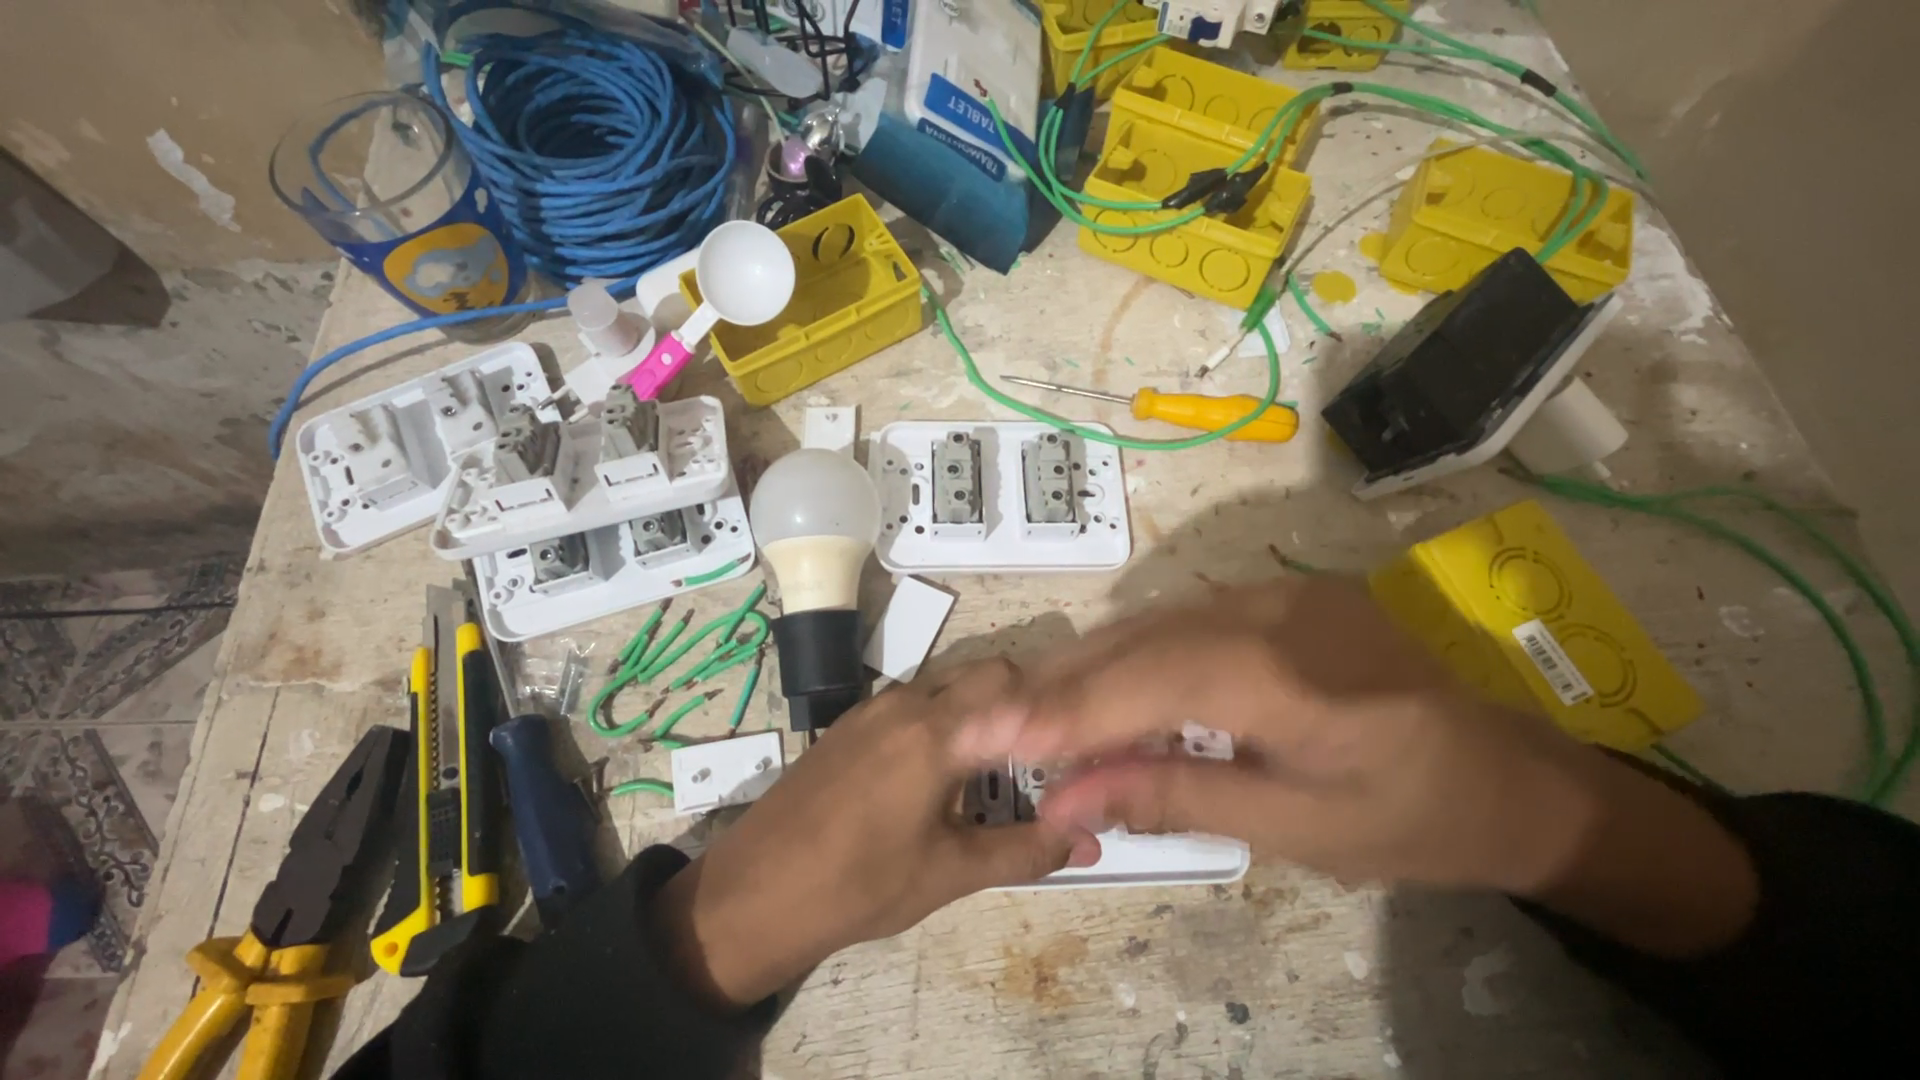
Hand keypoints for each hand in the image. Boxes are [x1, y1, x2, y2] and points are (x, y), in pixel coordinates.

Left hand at [655, 659, 1099, 1009]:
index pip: (1016, 689)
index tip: (1079, 744)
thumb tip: (1090, 844)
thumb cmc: (860, 884)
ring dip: (980, 712)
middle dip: (1022, 706)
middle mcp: (906, 701)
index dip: (1056, 711)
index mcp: (937, 730)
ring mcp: (872, 709)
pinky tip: (943, 773)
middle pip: (983, 675)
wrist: (753, 894)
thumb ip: (1026, 850)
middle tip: (1045, 758)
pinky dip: (944, 720)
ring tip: (999, 768)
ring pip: (946, 685)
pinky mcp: (849, 725)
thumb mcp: (950, 872)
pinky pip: (913, 702)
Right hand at [952, 577, 1758, 955]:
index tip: (992, 735)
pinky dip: (1133, 655)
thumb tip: (1069, 796)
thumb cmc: (1415, 821)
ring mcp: (1281, 593)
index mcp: (1292, 674)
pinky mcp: (1282, 595)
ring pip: (1154, 621)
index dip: (1067, 709)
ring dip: (1090, 668)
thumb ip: (1175, 796)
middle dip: (1062, 687)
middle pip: (1140, 640)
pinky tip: (1103, 686)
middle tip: (993, 726)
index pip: (1150, 680)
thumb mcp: (1297, 828)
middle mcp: (1277, 611)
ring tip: (1034, 712)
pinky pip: (1184, 618)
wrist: (1519, 779)